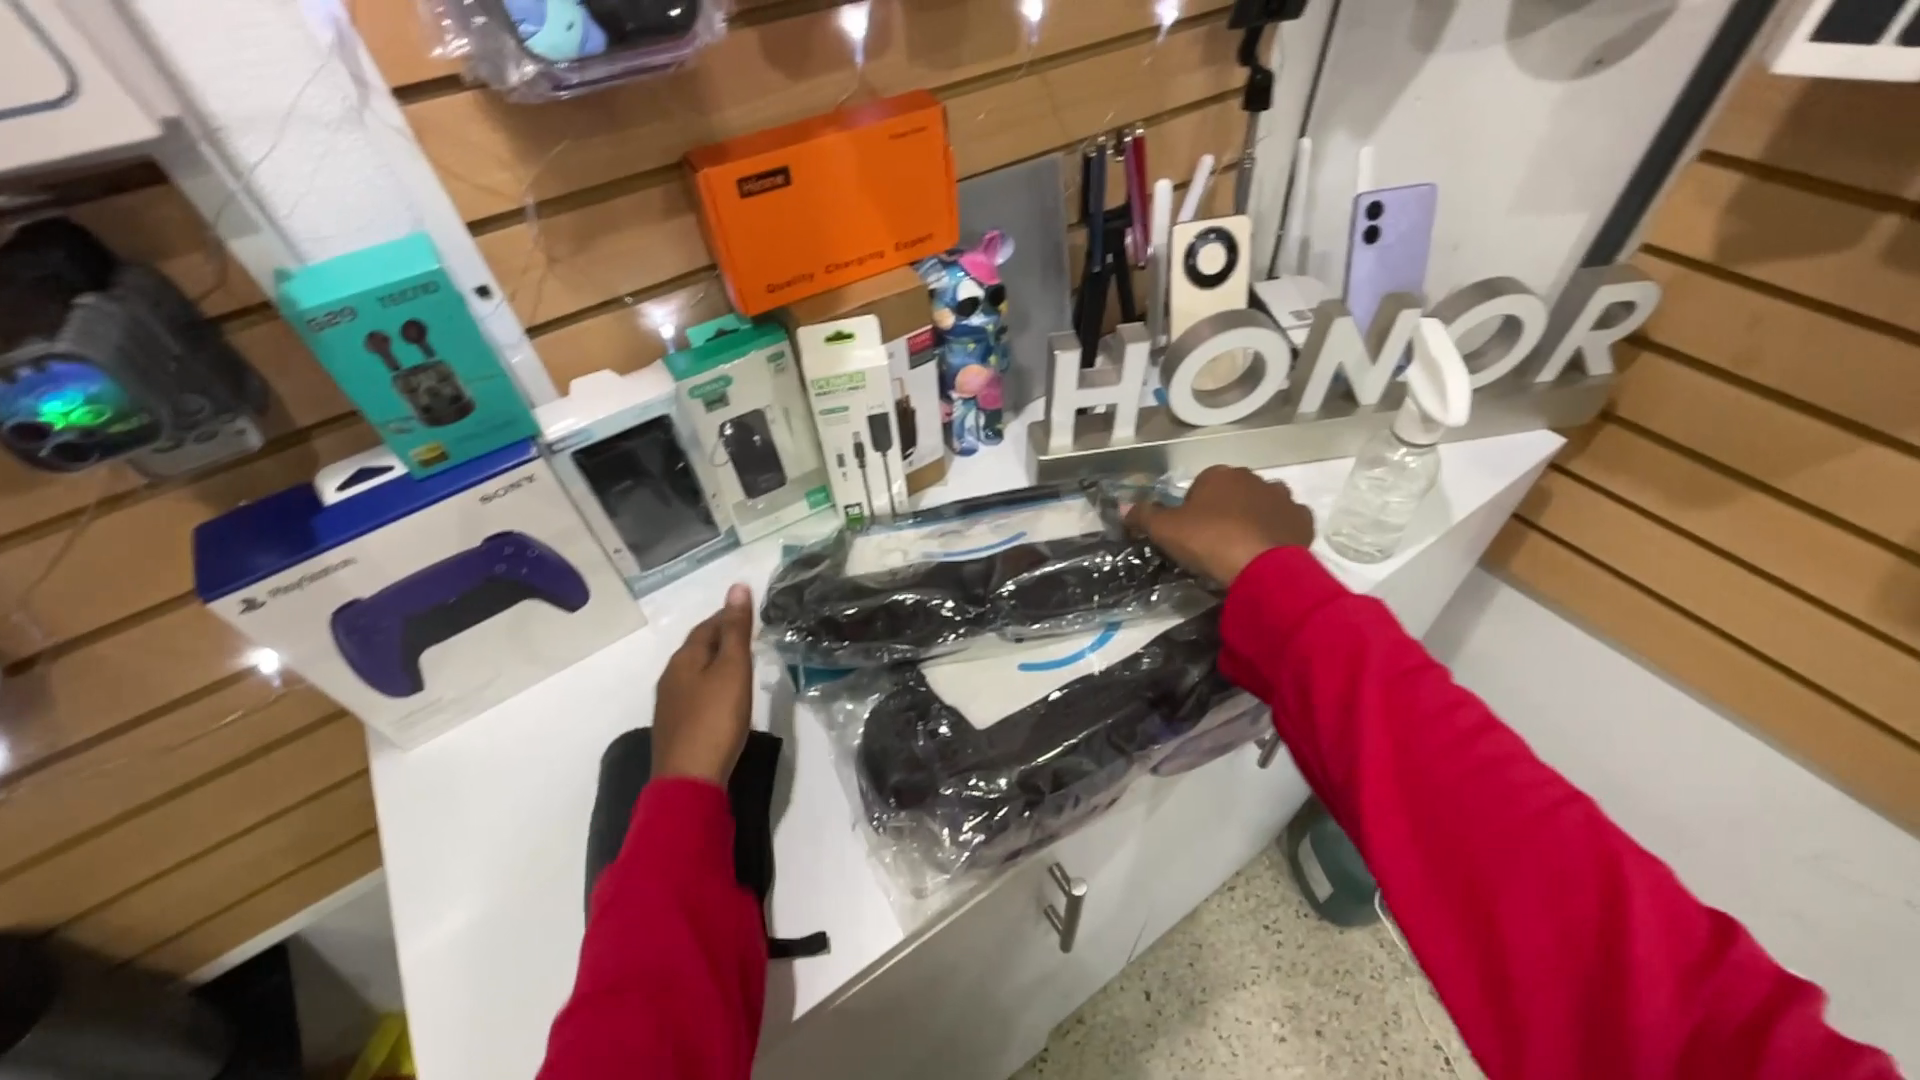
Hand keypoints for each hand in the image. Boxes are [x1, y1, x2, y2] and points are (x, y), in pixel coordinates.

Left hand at [652, 583, 755, 785]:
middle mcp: (671, 676)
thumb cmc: (715, 719)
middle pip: (698, 648)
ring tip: (740, 664)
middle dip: (720, 637)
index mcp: (685, 658)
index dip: (728, 616)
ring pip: (694, 672)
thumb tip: (737, 586)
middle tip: (749, 635)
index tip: (750, 612)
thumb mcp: (733, 669)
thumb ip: (736, 629)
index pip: (708, 626)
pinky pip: (694, 694)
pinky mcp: (675, 727)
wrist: (689, 778)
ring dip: (715, 663)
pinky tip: (723, 698)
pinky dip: (711, 685)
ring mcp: (670, 704)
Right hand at [1127, 466, 1315, 586]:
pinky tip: (1268, 551)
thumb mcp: (1164, 530)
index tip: (1190, 535)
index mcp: (1219, 475)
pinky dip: (1279, 532)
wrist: (1260, 567)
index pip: (1200, 487)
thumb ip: (1143, 516)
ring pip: (1263, 505)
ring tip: (1243, 549)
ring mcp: (1282, 497)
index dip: (1193, 511)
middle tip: (1215, 544)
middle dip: (1226, 512)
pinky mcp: (1302, 519)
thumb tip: (1124, 507)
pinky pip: (1287, 522)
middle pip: (1233, 493)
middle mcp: (1253, 478)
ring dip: (1254, 519)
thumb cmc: (1208, 541)